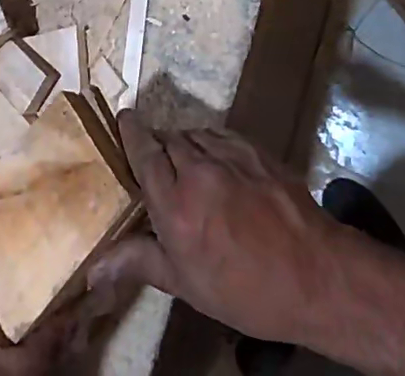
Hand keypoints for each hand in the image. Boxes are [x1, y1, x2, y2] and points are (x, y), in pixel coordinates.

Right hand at [89, 112, 364, 347]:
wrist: (310, 270)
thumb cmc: (242, 288)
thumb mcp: (186, 284)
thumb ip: (140, 261)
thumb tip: (94, 268)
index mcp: (175, 204)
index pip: (145, 154)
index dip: (132, 133)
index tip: (124, 116)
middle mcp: (200, 171)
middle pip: (170, 139)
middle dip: (157, 142)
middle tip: (152, 156)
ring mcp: (233, 156)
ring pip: (197, 134)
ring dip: (185, 142)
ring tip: (183, 160)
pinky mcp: (258, 151)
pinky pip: (224, 135)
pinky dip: (212, 141)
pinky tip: (215, 159)